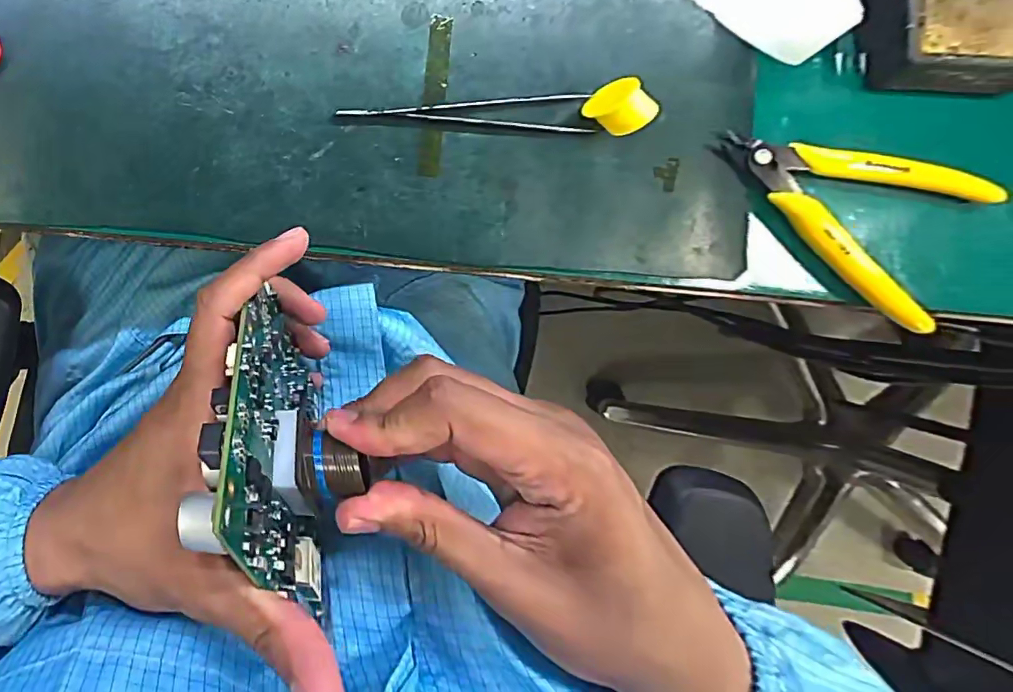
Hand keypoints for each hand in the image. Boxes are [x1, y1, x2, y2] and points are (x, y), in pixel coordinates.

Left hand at [25, 227, 342, 691]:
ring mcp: (188, 399)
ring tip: (318, 350)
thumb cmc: (124, 541)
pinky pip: (230, 368)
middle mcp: (190, 390)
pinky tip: (294, 386)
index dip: (254, 269)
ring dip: (273, 329)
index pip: (217, 315)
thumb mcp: (196, 581)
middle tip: (323, 329)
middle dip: (277, 300)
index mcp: (191, 405)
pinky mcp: (189, 417)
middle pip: (227, 314)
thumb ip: (262, 623)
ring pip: (229, 338)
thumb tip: (332, 684)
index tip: (295, 239)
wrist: (70, 536)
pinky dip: (264, 359)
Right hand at [323, 357, 749, 691]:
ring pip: (443, 384)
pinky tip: (392, 449)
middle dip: (381, 407)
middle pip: (441, 381)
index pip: (451, 408)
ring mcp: (539, 422)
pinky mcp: (526, 433)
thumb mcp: (516, 588)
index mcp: (557, 457)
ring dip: (392, 410)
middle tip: (338, 447)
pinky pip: (456, 407)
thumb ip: (431, 532)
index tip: (336, 442)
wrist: (689, 645)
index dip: (386, 419)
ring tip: (357, 449)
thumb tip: (351, 506)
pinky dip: (413, 420)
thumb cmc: (613, 626)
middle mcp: (547, 422)